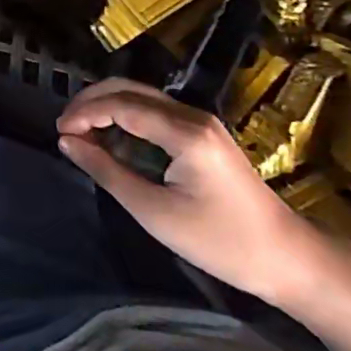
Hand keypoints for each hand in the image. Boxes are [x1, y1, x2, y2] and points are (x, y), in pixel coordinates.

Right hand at [56, 78, 341, 307]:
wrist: (292, 261)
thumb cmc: (222, 242)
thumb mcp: (155, 212)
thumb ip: (106, 171)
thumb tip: (66, 142)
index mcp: (184, 131)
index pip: (120, 105)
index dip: (83, 113)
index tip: (59, 132)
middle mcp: (192, 115)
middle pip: (128, 89)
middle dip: (90, 102)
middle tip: (64, 127)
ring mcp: (200, 122)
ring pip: (139, 97)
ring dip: (105, 108)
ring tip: (81, 133)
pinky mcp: (202, 133)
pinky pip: (153, 112)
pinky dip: (124, 118)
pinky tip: (111, 139)